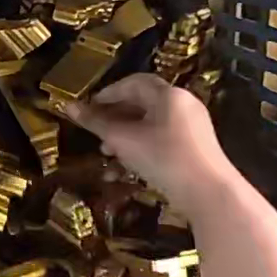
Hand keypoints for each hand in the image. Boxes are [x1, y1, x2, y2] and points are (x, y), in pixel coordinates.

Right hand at [57, 73, 243, 219]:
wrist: (208, 193)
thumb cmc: (162, 157)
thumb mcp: (121, 139)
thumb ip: (94, 121)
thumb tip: (68, 106)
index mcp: (168, 95)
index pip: (132, 83)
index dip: (106, 93)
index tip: (87, 109)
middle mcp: (182, 104)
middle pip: (140, 102)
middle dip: (113, 116)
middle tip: (94, 131)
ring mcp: (191, 125)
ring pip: (149, 122)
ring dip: (124, 134)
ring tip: (107, 152)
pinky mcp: (195, 146)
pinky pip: (161, 137)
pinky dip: (140, 144)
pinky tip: (126, 165)